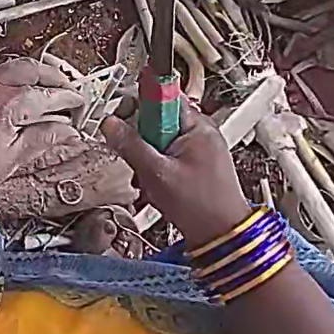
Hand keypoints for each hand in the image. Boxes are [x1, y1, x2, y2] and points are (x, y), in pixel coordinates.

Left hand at [0, 59, 83, 204]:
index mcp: (1, 106)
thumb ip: (40, 139)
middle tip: (68, 90)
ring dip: (33, 76)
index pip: (45, 95)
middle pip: (30, 67)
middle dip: (54, 77)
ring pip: (11, 67)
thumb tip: (65, 131)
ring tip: (48, 93)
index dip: (67, 100)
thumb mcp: (8, 161)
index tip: (78, 105)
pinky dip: (12, 80)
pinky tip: (20, 95)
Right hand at [99, 103, 250, 242]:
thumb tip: (110, 124)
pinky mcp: (193, 163)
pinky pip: (165, 154)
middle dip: (140, 138)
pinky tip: (155, 183)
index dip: (139, 103)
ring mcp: (198, 148)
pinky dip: (155, 166)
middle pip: (156, 119)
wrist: (223, 237)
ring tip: (148, 176)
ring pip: (158, 138)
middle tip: (137, 156)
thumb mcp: (158, 173)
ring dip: (146, 156)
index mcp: (197, 127)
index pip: (163, 96)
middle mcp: (200, 132)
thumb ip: (131, 145)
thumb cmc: (201, 207)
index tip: (122, 114)